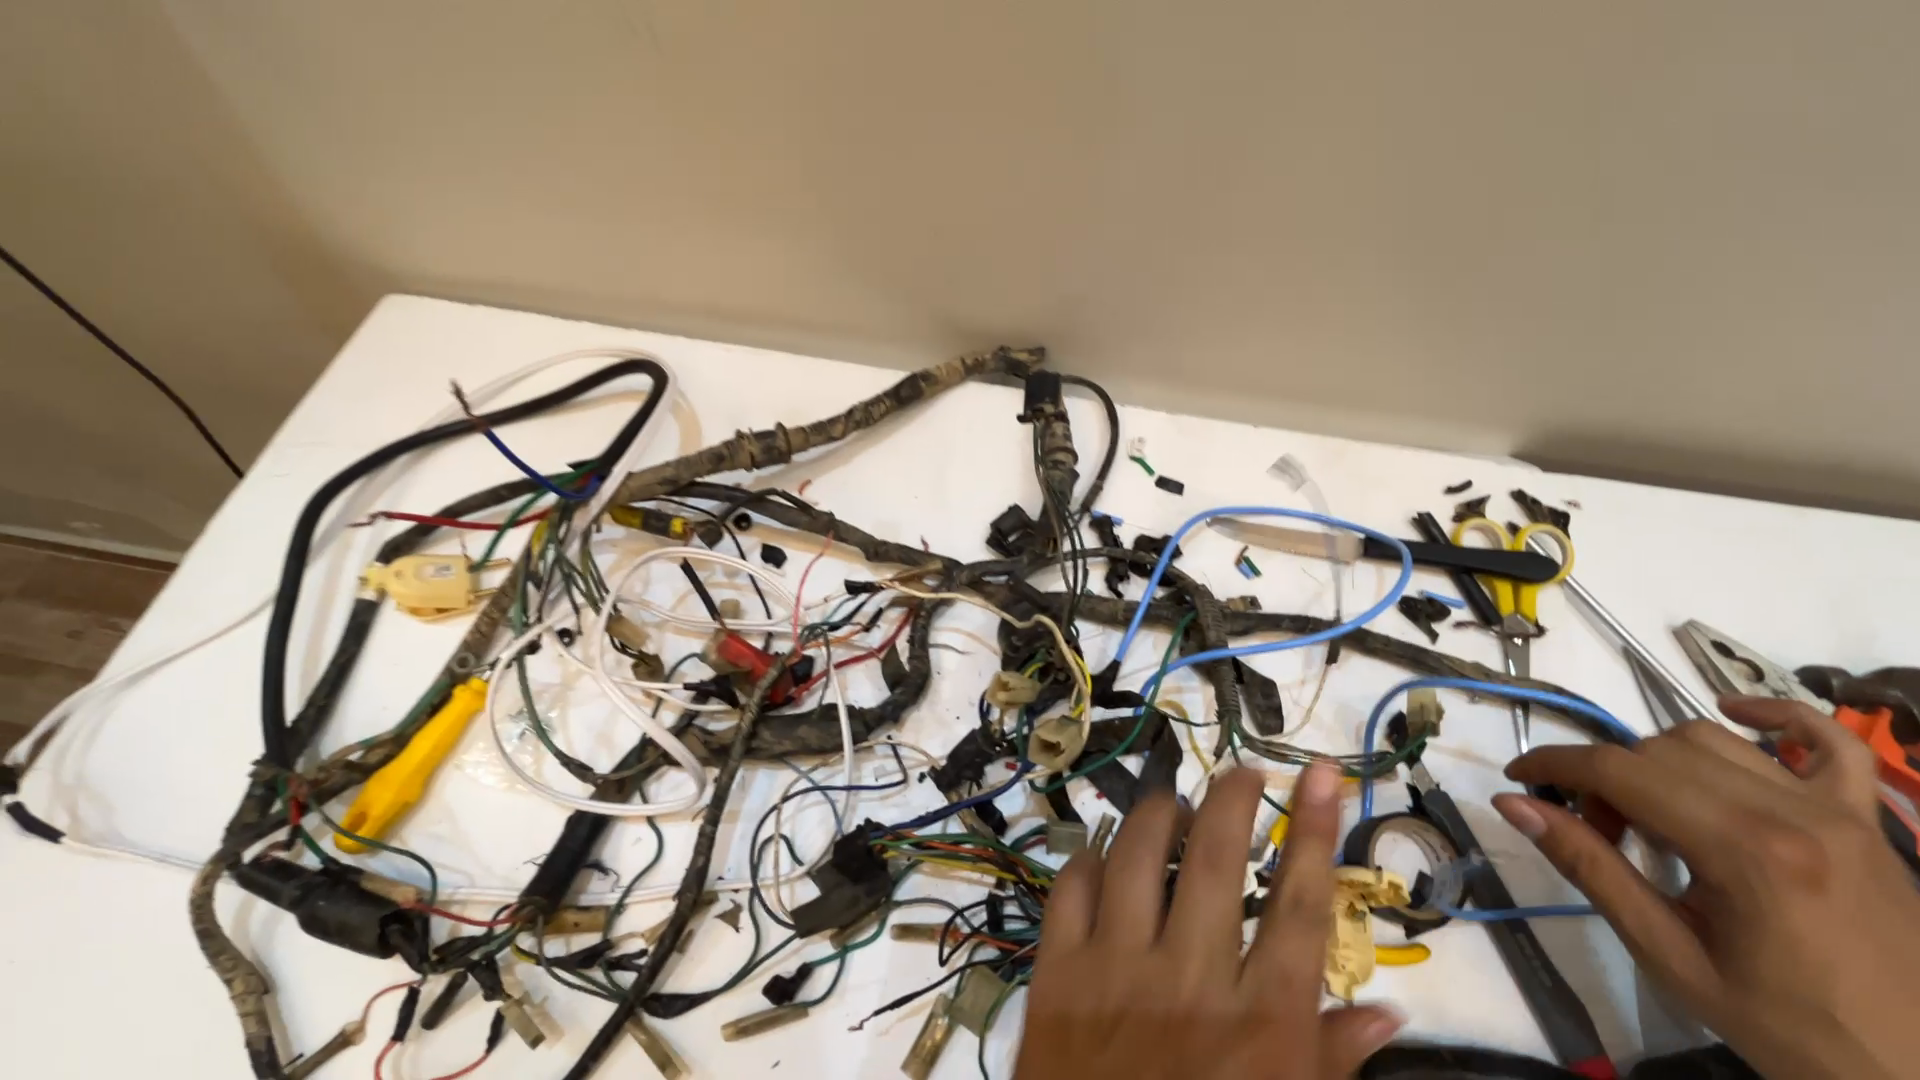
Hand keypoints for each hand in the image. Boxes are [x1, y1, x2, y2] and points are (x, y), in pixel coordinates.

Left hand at [1015, 765, 1402, 1079]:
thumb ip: (1333, 1059)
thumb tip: (1389, 1014)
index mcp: (1262, 1020)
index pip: (1302, 906)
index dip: (1316, 831)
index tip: (1321, 773)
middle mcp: (1191, 978)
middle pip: (1212, 859)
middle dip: (1231, 799)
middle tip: (1242, 771)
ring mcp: (1116, 969)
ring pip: (1135, 857)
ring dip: (1157, 815)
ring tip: (1173, 801)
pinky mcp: (1057, 973)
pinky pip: (1069, 889)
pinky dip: (1086, 860)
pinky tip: (1101, 854)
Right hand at [1496, 696, 1919, 1079]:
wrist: (1911, 1072)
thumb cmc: (1780, 1024)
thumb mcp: (1667, 953)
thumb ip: (1590, 868)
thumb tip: (1514, 805)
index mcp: (1746, 852)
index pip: (1621, 771)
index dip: (1556, 764)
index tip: (1517, 777)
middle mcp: (1795, 814)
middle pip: (1659, 751)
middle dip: (1603, 778)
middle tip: (1592, 831)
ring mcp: (1840, 812)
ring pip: (1714, 741)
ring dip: (1657, 762)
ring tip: (1649, 817)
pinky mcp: (1866, 820)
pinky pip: (1828, 741)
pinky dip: (1778, 716)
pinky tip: (1737, 714)